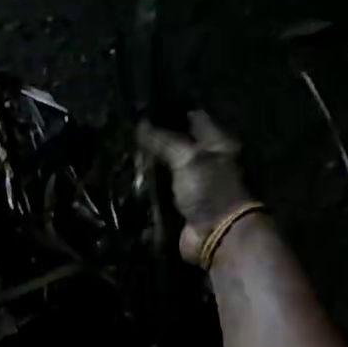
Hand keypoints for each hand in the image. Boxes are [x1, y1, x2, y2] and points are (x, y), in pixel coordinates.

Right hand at [137, 112, 254, 264]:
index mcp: (219, 144)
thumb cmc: (211, 189)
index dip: (173, 113)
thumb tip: (140, 124)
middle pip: (181, 147)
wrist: (218, 236)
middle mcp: (210, 164)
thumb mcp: (188, 158)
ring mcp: (197, 189)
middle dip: (158, 143)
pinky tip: (132, 185)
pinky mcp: (184, 211)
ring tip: (127, 158)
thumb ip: (164, 141)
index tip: (147, 109)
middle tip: (131, 135)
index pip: (195, 120)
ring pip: (170, 172)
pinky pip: (163, 197)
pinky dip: (150, 193)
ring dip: (152, 169)